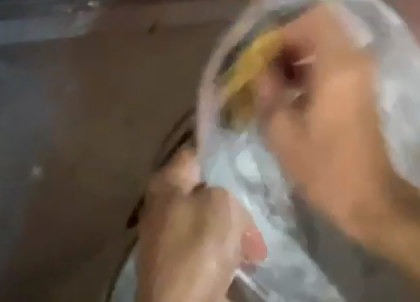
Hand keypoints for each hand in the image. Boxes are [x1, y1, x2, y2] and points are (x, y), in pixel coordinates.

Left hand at [136, 146, 265, 301]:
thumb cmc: (198, 247)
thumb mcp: (221, 203)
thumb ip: (226, 190)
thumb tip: (227, 203)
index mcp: (166, 182)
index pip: (196, 152)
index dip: (221, 151)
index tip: (246, 152)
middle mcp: (161, 206)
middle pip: (204, 190)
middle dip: (233, 198)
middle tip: (258, 204)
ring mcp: (167, 239)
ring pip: (208, 222)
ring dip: (233, 230)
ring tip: (256, 242)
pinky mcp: (177, 268)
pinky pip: (207, 251)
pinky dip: (225, 254)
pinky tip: (245, 258)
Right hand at [254, 4, 417, 243]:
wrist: (370, 200)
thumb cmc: (325, 166)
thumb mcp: (282, 132)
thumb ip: (266, 90)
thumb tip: (259, 68)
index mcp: (337, 63)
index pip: (312, 17)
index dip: (284, 30)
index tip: (264, 55)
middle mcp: (354, 58)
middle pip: (320, 26)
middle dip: (290, 42)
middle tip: (267, 68)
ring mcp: (362, 73)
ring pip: (328, 43)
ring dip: (301, 55)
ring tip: (276, 84)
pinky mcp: (362, 88)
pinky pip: (335, 60)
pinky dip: (313, 68)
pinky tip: (294, 96)